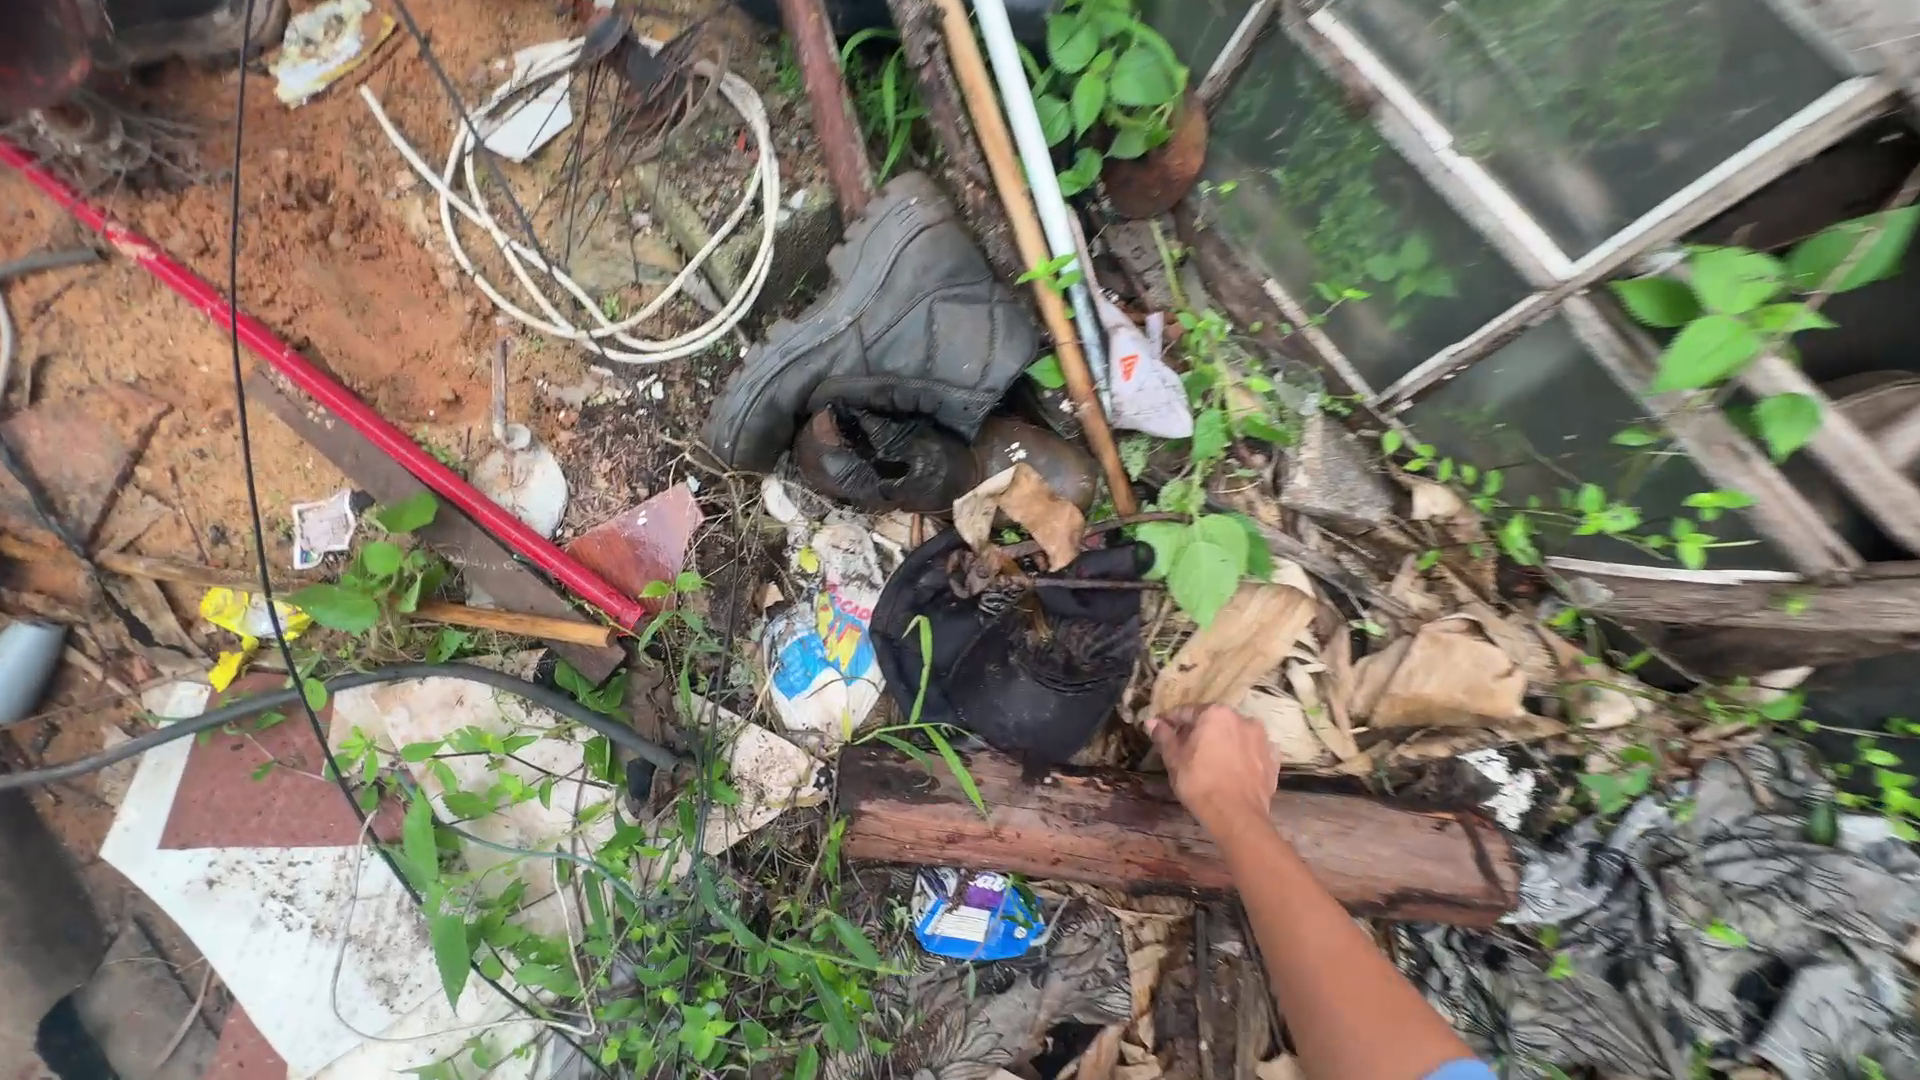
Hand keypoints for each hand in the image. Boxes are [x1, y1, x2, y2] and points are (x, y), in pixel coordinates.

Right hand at [1147, 704, 1277, 837]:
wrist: (1236, 816)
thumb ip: (1164, 736)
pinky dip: (1242, 756)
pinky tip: (1232, 769)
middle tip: (1185, 749)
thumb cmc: (1199, 783)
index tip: (1163, 732)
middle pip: (1214, 721)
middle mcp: (1242, 719)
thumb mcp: (1174, 759)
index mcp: (1216, 713)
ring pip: (1235, 735)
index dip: (1172, 722)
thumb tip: (1152, 722)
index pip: (1187, 712)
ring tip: (1211, 760)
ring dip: (1223, 742)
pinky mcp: (1273, 760)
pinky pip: (1252, 751)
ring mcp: (1262, 739)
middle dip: (1199, 731)